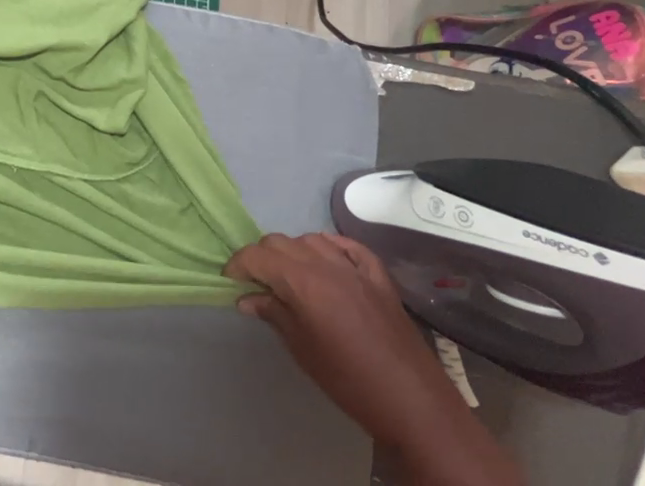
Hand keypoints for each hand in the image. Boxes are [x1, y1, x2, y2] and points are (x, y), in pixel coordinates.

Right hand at [225, 233, 522, 485]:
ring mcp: (358, 271)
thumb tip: (248, 298)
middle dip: (261, 257)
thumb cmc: (347, 379)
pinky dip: (332, 247)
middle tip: (256, 283)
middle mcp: (328, 266)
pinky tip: (326, 259)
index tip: (231, 282)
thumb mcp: (300, 348)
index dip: (238, 265)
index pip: (257, 255)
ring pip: (312, 240)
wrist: (414, 404)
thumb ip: (273, 313)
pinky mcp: (381, 281)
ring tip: (290, 275)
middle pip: (281, 242)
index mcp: (303, 282)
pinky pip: (351, 248)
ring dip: (294, 251)